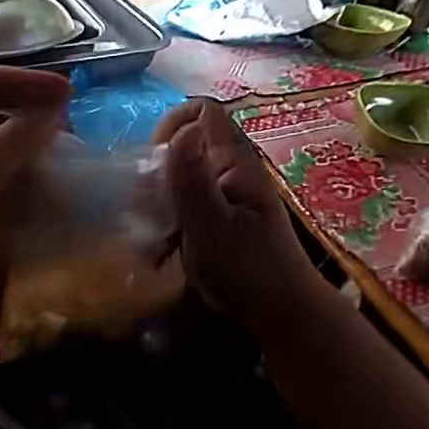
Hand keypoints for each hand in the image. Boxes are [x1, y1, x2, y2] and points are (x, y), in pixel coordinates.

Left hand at [0, 66, 69, 317]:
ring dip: (38, 164)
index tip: (67, 95)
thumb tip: (53, 110)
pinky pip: (8, 192)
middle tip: (74, 139)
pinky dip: (32, 194)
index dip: (22, 83)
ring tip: (72, 175)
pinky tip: (58, 203)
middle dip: (33, 126)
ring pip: (6, 159)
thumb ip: (11, 141)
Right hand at [156, 99, 316, 335]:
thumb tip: (179, 131)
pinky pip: (186, 211)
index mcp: (234, 165)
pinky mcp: (222, 222)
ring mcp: (227, 199)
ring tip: (153, 246)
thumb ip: (191, 180)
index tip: (150, 161)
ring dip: (158, 211)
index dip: (172, 124)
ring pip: (179, 185)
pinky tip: (161, 256)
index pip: (203, 113)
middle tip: (146, 218)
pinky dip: (169, 229)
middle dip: (156, 181)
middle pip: (183, 152)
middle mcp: (231, 174)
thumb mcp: (211, 227)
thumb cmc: (248, 271)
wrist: (282, 314)